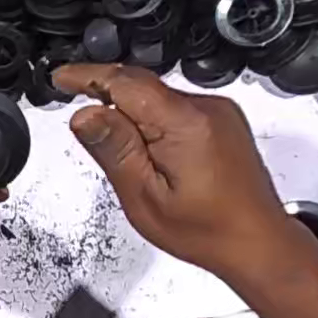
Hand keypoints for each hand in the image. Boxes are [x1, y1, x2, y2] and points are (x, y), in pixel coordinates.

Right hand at [54, 63, 311, 284]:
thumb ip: (114, 150)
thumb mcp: (144, 197)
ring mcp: (217, 112)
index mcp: (184, 124)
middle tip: (78, 115)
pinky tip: (144, 148)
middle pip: (140, 85)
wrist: (255, 242)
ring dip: (127, 111)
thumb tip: (84, 115)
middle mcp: (206, 109)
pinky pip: (174, 107)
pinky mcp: (221, 121)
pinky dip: (150, 118)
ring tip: (116, 150)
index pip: (124, 82)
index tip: (61, 77)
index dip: (87, 75)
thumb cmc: (206, 230)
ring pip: (156, 96)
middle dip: (103, 92)